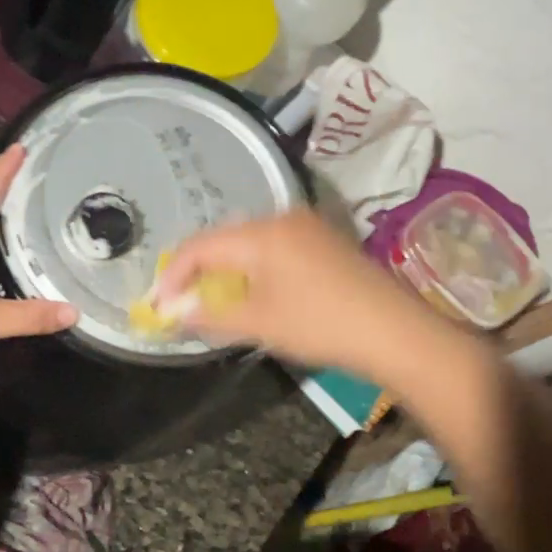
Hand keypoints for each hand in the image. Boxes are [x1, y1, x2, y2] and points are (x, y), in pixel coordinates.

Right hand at [155, 209, 457, 380]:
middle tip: (177, 302)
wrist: (395, 332)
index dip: (171, 276)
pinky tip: (244, 291)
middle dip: (193, 271)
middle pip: (219, 239)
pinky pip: (267, 246)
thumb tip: (175, 313)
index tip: (157, 305)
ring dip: (220, 269)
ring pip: (243, 242)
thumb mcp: (257, 324)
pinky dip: (246, 267)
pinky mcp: (320, 240)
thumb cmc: (320, 325)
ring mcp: (304, 227)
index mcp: (261, 235)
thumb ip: (208, 316)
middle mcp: (280, 219)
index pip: (197, 247)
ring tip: (206, 299)